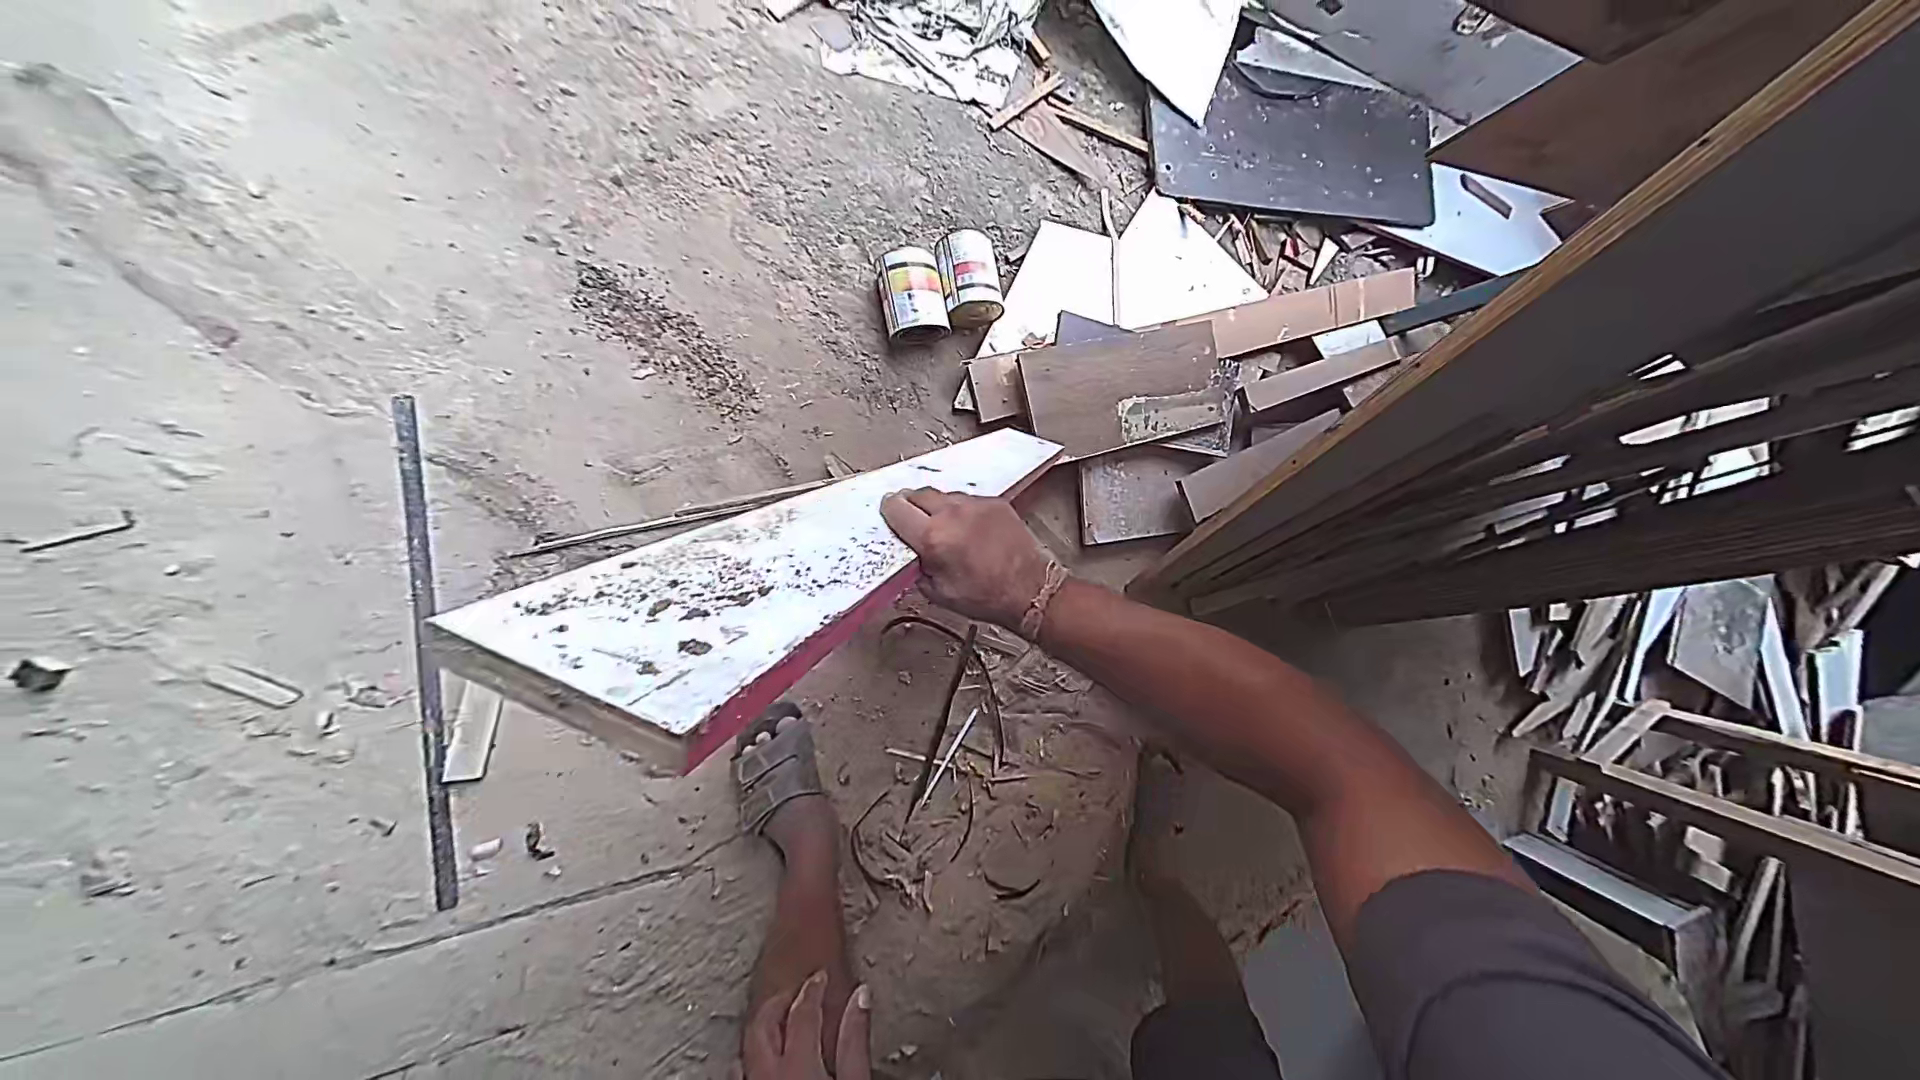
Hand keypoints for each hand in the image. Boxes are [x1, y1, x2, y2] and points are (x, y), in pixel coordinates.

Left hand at [743, 972, 870, 1079]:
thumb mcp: (856, 1079)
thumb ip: (855, 1039)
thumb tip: (861, 996)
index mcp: (797, 1062)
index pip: (802, 1011)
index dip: (813, 989)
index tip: (821, 977)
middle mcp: (767, 1074)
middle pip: (765, 1024)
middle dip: (781, 1001)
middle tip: (800, 990)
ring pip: (746, 1048)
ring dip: (763, 1029)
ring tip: (781, 1020)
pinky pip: (740, 1072)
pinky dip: (749, 1058)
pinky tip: (761, 1058)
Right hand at [880, 488, 1053, 629]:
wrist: (1030, 590)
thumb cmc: (988, 596)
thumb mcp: (939, 593)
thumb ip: (917, 568)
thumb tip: (911, 554)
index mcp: (933, 537)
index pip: (897, 508)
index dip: (889, 511)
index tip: (889, 513)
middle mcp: (952, 514)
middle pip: (918, 494)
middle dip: (911, 506)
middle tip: (913, 521)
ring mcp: (975, 505)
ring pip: (943, 496)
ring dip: (937, 508)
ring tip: (945, 530)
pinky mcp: (995, 503)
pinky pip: (968, 500)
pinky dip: (962, 511)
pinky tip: (968, 530)